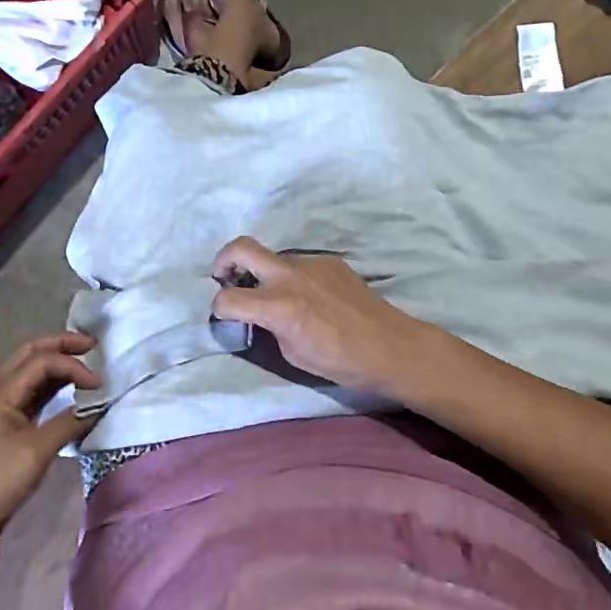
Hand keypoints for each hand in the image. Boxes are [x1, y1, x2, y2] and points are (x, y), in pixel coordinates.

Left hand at [0, 333, 97, 553]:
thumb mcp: (38, 451)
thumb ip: (69, 423)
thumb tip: (96, 406)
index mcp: (0, 393)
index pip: (41, 362)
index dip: (72, 365)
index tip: (98, 383)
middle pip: (30, 354)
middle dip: (60, 346)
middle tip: (91, 346)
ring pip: (29, 372)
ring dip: (56, 365)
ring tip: (83, 366)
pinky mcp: (3, 424)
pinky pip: (29, 392)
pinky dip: (50, 386)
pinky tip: (68, 391)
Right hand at [209, 237, 443, 398]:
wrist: (391, 347)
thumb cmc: (340, 362)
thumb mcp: (292, 353)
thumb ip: (268, 327)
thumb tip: (259, 315)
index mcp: (278, 305)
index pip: (227, 298)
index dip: (219, 309)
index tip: (225, 316)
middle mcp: (290, 275)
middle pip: (241, 247)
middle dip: (224, 260)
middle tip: (225, 277)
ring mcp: (312, 263)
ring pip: (274, 257)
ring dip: (265, 273)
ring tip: (279, 297)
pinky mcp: (330, 261)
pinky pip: (300, 264)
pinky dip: (293, 277)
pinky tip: (311, 298)